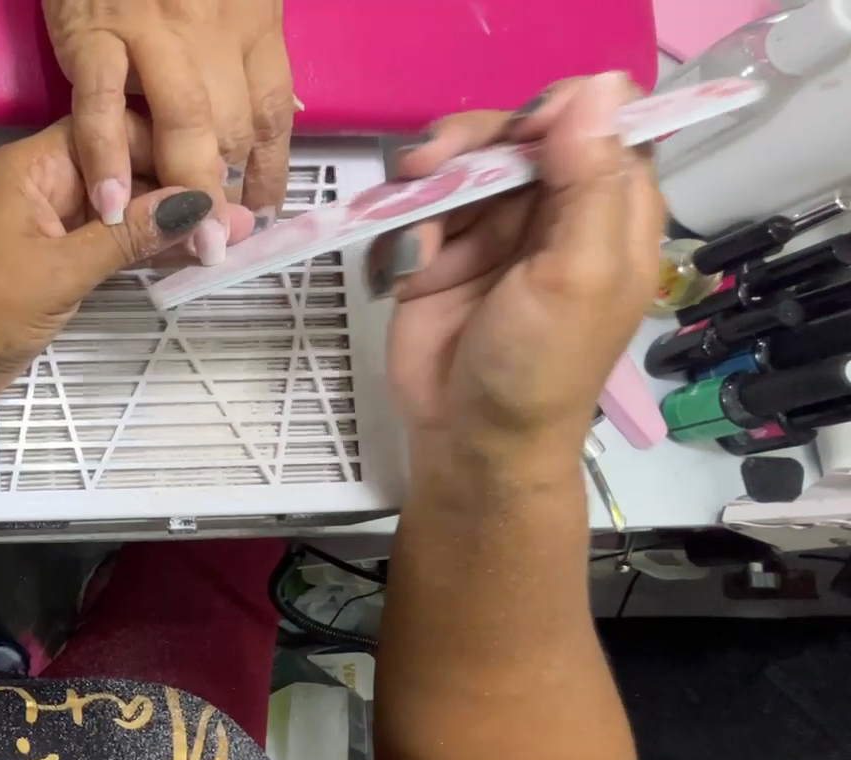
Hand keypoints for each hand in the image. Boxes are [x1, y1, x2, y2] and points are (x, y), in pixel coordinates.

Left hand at [0, 116, 213, 400]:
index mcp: (34, 166)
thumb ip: (129, 236)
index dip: (171, 154)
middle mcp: (44, 184)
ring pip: (121, 211)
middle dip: (178, 194)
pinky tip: (187, 255)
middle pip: (123, 171)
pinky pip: (108, 244)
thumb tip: (198, 205)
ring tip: (227, 240)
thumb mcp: (60, 271)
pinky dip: (143, 250)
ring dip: (167, 226)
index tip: (220, 182)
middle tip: (237, 220)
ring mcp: (50, 225)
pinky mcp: (55, 261)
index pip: (115, 134)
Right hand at [43, 0, 292, 264]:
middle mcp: (211, 28)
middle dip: (230, 193)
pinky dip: (107, 159)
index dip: (270, 168)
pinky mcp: (96, 37)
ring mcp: (152, 34)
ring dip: (185, 191)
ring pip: (180, 122)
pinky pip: (103, 106)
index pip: (271, 108)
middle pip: (231, 124)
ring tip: (186, 246)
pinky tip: (110, 207)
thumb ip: (236, 50)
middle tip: (219, 248)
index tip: (263, 214)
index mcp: (250, 16)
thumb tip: (253, 118)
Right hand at [370, 73, 662, 466]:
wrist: (468, 435)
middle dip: (466, 144)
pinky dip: (394, 233)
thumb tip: (594, 88)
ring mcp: (482, 238)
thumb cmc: (536, 364)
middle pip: (509, 141)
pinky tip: (397, 266)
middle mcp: (543, 212)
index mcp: (602, 207)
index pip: (589, 125)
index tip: (509, 138)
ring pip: (453, 175)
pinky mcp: (430, 265)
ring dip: (421, 186)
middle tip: (423, 165)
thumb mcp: (578, 274)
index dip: (550, 116)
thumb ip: (588, 183)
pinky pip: (409, 223)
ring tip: (397, 212)